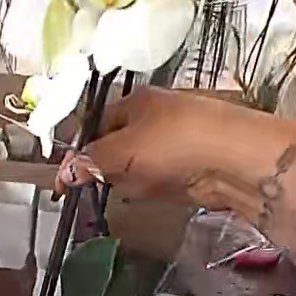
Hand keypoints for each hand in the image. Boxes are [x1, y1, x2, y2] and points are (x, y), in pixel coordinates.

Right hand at [79, 87, 289, 219]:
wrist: (233, 160)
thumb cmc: (174, 143)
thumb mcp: (124, 149)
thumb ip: (92, 161)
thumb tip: (65, 171)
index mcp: (134, 103)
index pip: (94, 126)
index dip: (77, 152)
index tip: (62, 179)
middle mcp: (150, 120)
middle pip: (112, 148)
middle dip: (104, 169)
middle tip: (100, 184)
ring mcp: (168, 145)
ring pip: (132, 168)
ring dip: (129, 181)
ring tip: (140, 185)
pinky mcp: (182, 170)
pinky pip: (153, 181)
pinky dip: (149, 189)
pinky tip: (155, 191)